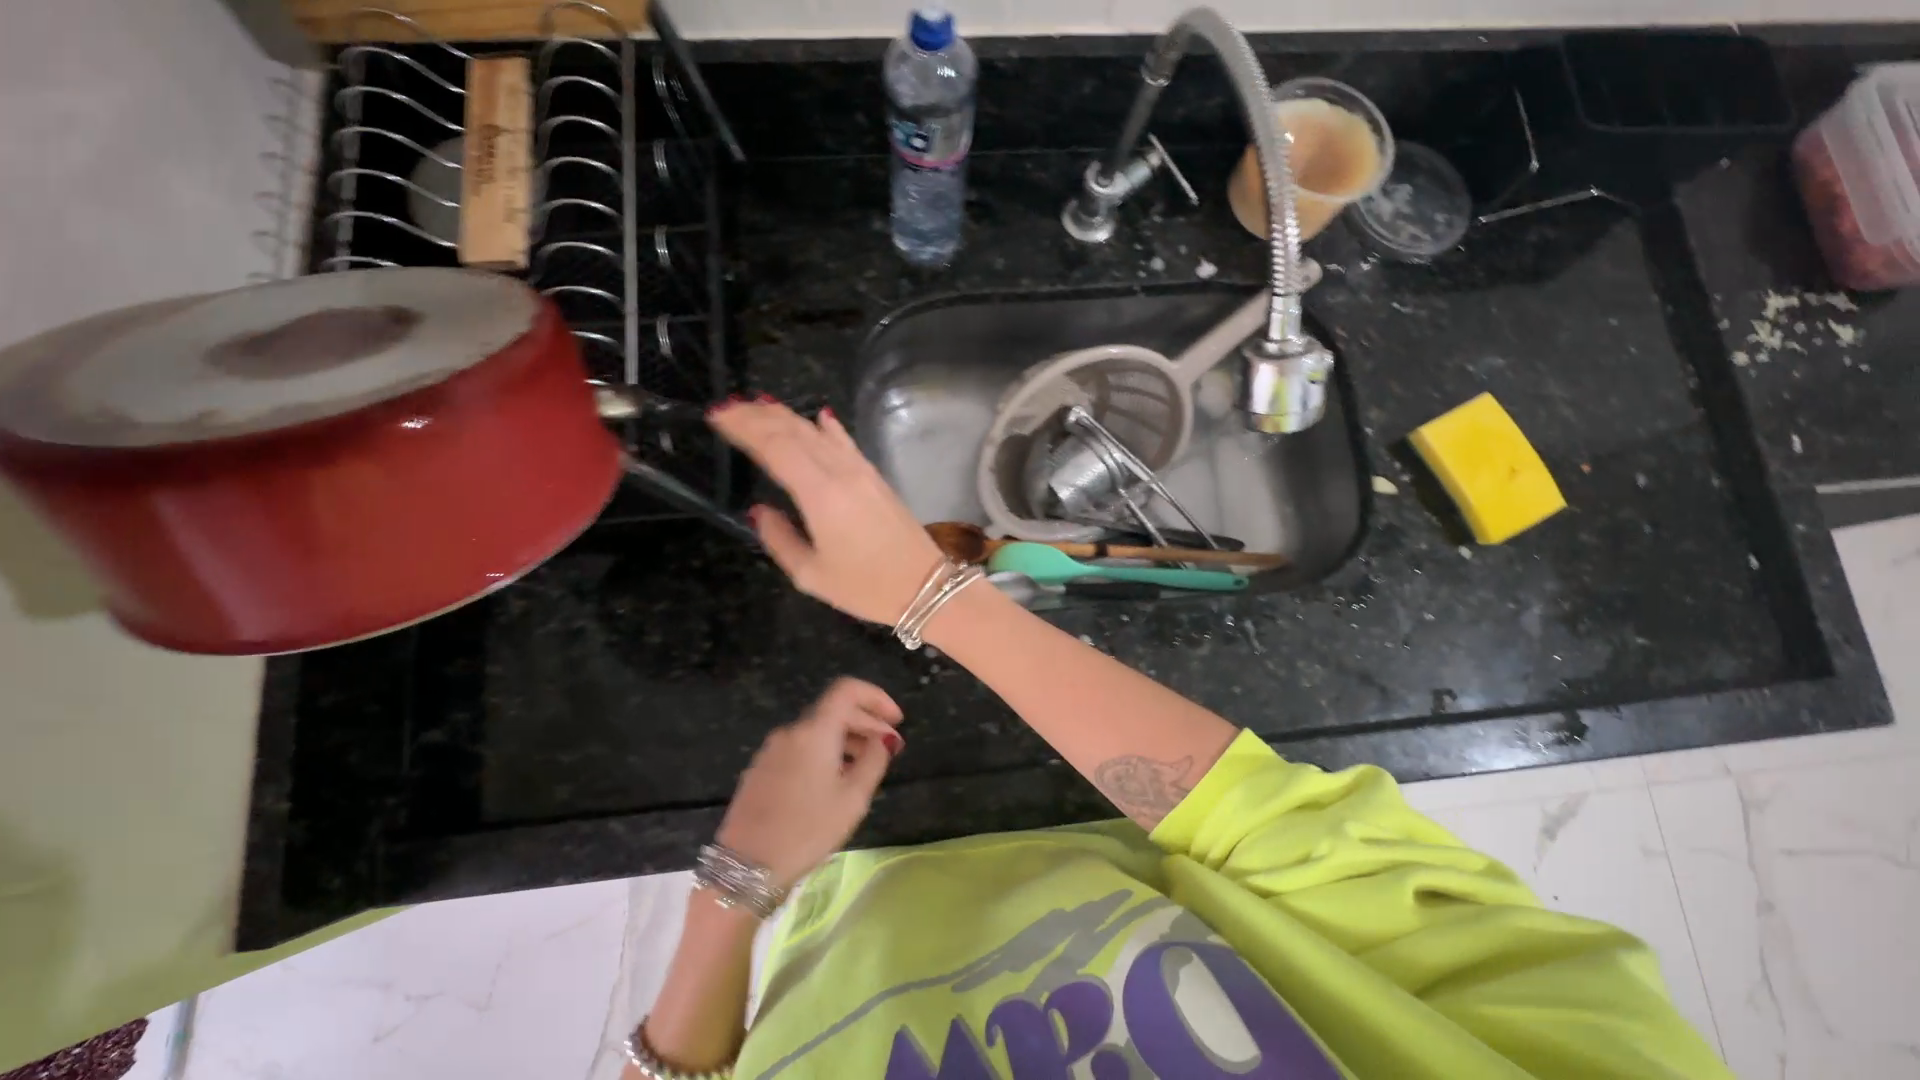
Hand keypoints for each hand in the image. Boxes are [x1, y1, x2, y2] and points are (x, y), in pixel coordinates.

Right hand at [708, 399, 945, 625]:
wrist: (926, 586)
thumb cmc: (866, 587)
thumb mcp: (811, 575)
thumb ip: (779, 539)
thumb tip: (759, 511)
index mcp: (820, 495)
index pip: (775, 447)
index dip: (745, 428)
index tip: (719, 416)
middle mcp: (840, 473)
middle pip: (794, 431)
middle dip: (758, 415)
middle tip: (728, 407)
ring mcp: (861, 471)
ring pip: (818, 432)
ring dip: (786, 416)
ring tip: (757, 407)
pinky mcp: (875, 477)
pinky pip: (844, 443)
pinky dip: (826, 427)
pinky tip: (818, 416)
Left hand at [715, 677, 904, 888]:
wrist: (747, 866)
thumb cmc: (808, 830)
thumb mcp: (852, 799)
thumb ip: (874, 761)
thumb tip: (884, 738)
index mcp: (814, 731)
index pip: (847, 690)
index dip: (876, 697)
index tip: (895, 720)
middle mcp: (790, 732)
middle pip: (833, 711)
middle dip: (865, 723)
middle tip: (890, 748)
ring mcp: (770, 751)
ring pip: (816, 733)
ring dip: (845, 741)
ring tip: (864, 769)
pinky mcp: (760, 771)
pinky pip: (799, 750)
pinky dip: (823, 754)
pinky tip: (832, 783)